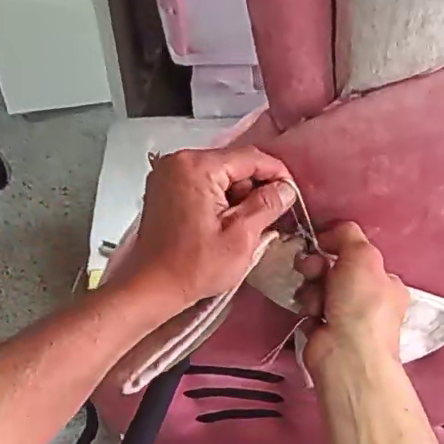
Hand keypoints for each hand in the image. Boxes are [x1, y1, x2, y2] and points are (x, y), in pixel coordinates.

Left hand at [114, 147, 297, 313]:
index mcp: (197, 167)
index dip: (276, 173)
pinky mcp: (163, 189)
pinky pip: (201, 183)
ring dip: (237, 194)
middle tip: (271, 214)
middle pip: (232, 163)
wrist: (152, 287)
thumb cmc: (194, 267)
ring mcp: (168, 174)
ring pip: (218, 174)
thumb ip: (267, 206)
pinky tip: (225, 222)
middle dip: (255, 186)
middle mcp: (178, 161)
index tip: (291, 193)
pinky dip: (218, 198)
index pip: (250, 156)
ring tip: (248, 223)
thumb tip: (285, 188)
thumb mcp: (241, 237)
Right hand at [295, 221, 409, 375]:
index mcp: (385, 282)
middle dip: (318, 268)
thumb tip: (329, 233)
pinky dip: (308, 311)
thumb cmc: (361, 303)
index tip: (322, 244)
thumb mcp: (362, 255)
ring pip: (318, 289)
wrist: (346, 353)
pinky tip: (313, 317)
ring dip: (311, 290)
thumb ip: (348, 235)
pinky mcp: (324, 332)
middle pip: (334, 271)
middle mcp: (368, 300)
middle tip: (312, 270)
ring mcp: (346, 318)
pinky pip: (309, 310)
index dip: (337, 248)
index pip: (357, 257)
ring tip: (315, 302)